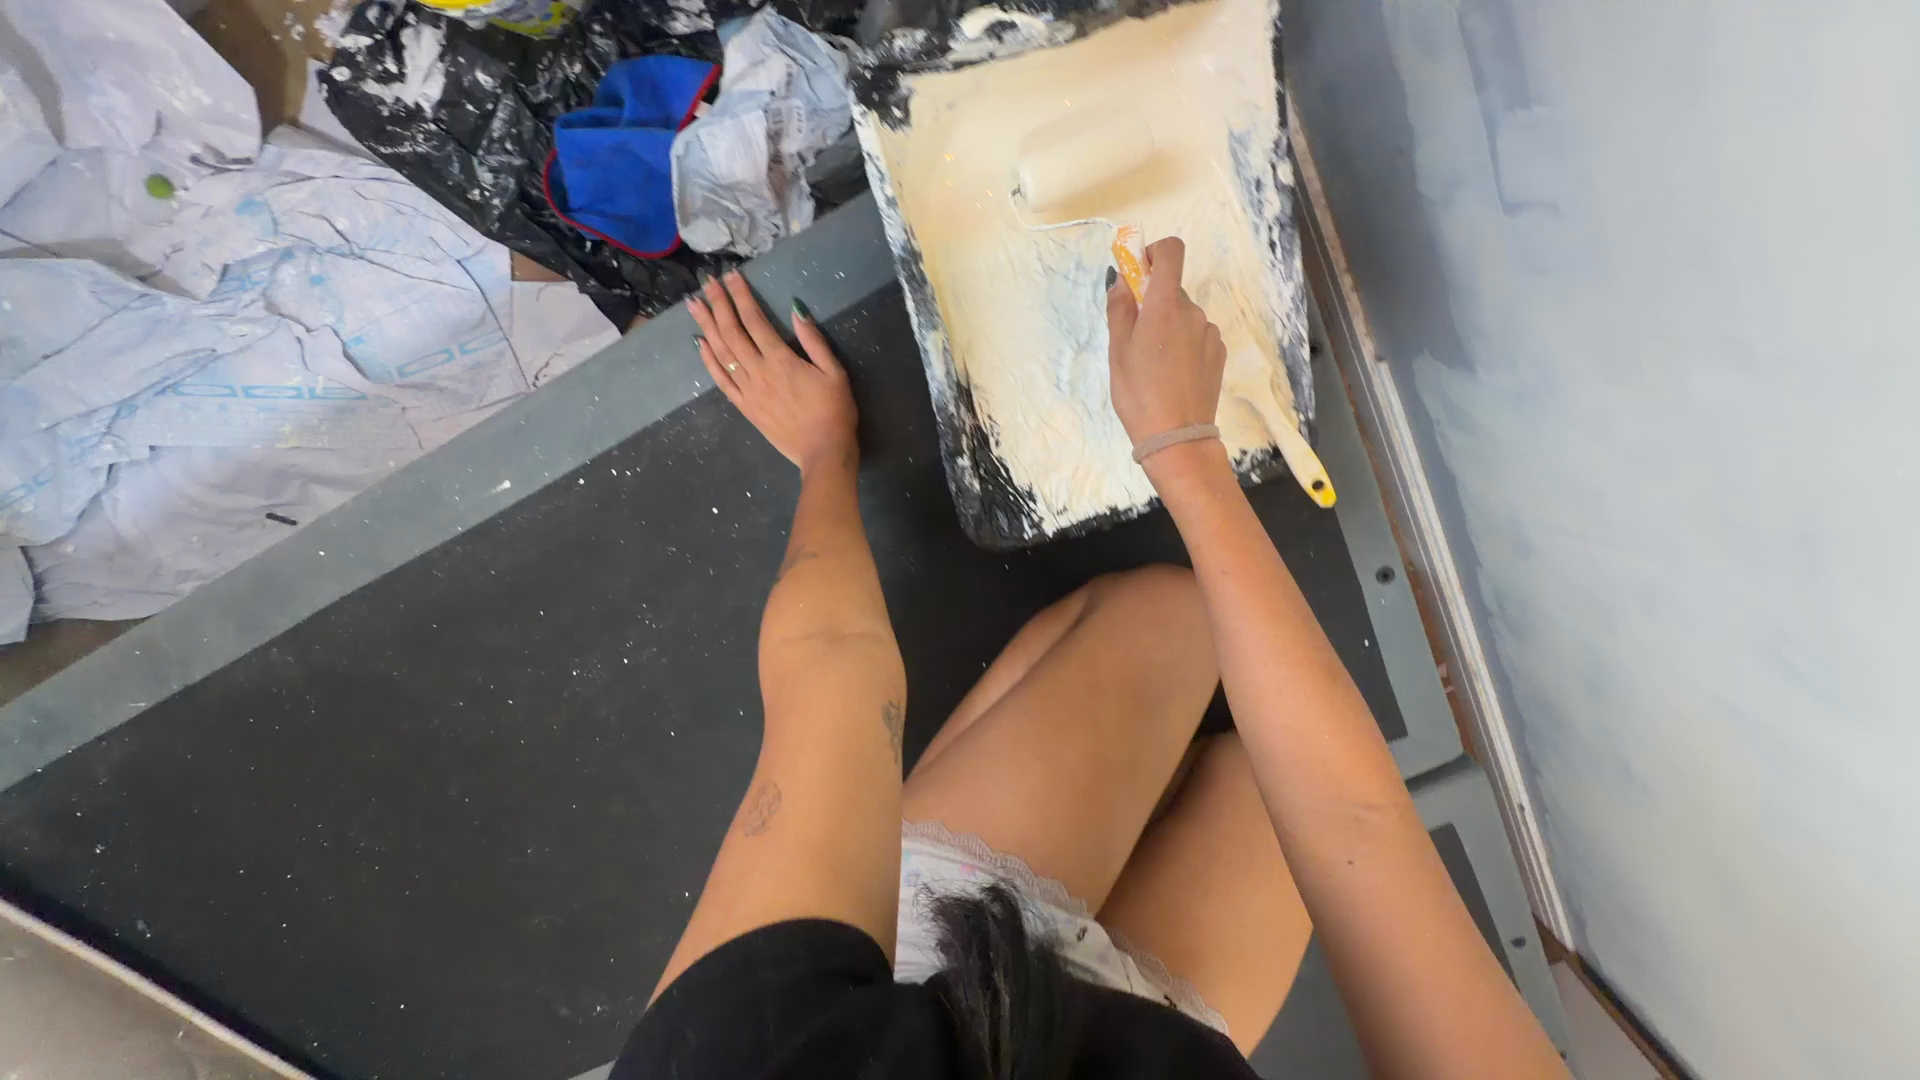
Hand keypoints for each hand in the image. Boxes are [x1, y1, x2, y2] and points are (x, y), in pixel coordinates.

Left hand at [689, 270, 857, 472]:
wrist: (823, 452)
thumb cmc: (834, 411)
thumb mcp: (834, 372)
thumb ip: (814, 340)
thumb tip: (796, 309)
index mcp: (781, 360)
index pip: (755, 320)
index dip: (741, 296)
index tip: (731, 276)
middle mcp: (758, 371)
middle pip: (732, 331)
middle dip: (719, 304)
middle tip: (707, 283)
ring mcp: (748, 390)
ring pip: (722, 352)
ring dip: (707, 326)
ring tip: (694, 304)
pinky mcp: (745, 407)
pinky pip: (721, 380)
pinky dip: (708, 360)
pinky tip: (700, 344)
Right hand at [1105, 236, 1226, 445]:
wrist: (1176, 437)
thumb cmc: (1138, 393)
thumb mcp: (1117, 351)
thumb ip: (1119, 308)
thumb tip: (1122, 279)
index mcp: (1165, 306)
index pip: (1171, 251)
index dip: (1154, 253)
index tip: (1139, 273)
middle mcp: (1193, 312)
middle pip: (1173, 290)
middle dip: (1153, 304)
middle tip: (1134, 339)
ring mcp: (1209, 333)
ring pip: (1184, 317)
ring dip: (1169, 328)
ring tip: (1154, 365)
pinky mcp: (1219, 354)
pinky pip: (1197, 336)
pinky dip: (1184, 345)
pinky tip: (1173, 374)